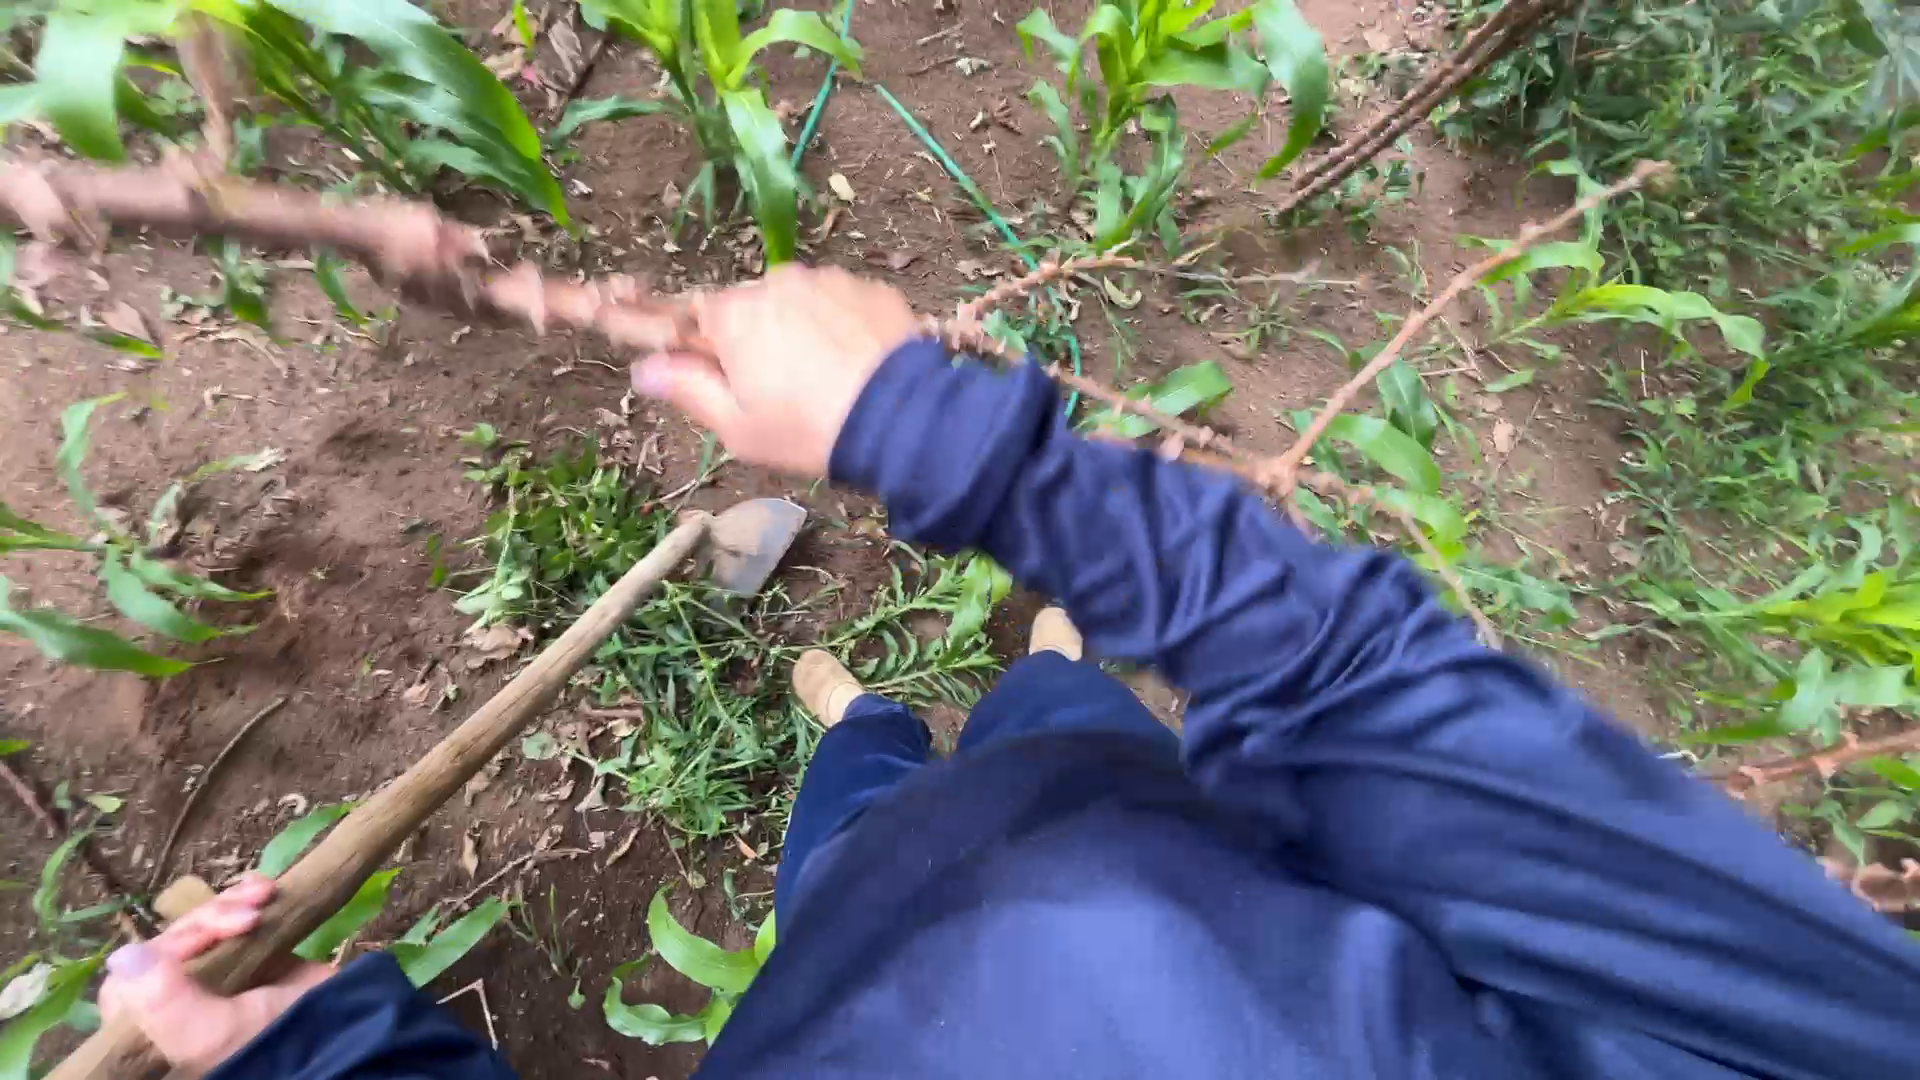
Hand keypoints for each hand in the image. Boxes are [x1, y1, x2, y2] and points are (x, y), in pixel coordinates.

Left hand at [98, 874, 335, 1077]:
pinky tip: (268, 886)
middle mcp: (181, 989)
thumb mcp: (207, 1031)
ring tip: (267, 894)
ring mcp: (222, 965)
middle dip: (212, 918)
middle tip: (250, 917)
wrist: (331, 1025)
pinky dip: (250, 891)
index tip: (210, 937)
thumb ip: (163, 1000)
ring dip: (234, 900)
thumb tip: (123, 953)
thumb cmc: (262, 1039)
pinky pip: (244, 910)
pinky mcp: (258, 945)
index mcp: (153, 1019)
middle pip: (177, 938)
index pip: (138, 971)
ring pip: (209, 919)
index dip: (169, 945)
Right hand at [632, 264, 922, 476]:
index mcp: (735, 316)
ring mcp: (828, 280)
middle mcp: (777, 282)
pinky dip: (842, 329)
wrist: (903, 421)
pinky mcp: (869, 288)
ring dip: (802, 333)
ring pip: (798, 305)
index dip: (701, 345)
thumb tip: (643, 369)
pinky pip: (840, 304)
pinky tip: (858, 365)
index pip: (693, 318)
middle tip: (785, 392)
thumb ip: (689, 391)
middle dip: (758, 343)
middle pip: (750, 310)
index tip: (714, 368)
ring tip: (829, 382)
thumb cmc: (810, 431)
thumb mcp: (740, 429)